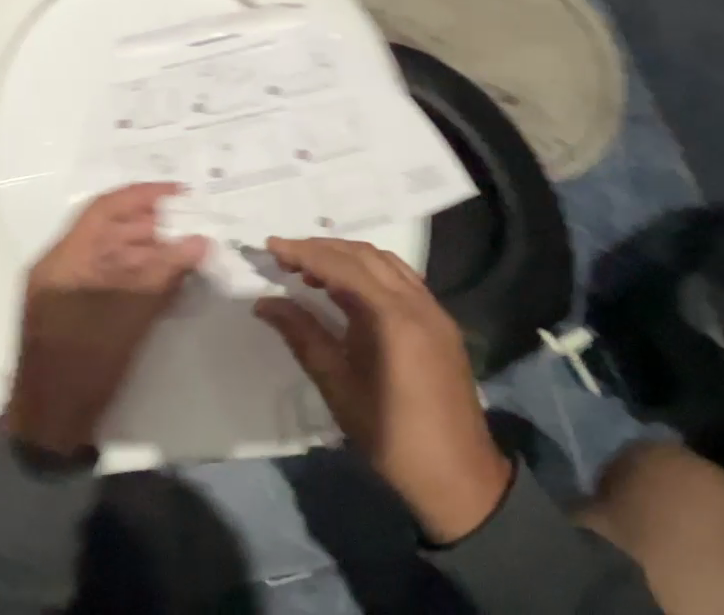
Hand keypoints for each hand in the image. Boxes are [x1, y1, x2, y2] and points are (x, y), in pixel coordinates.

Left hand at [0, 183, 207, 455]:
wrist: (50, 425)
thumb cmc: (83, 365)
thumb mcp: (128, 316)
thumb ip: (163, 274)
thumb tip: (200, 241)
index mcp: (63, 260)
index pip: (104, 210)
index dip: (142, 196)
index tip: (181, 193)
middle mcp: (62, 267)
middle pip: (109, 232)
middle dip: (153, 226)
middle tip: (194, 225)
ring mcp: (68, 291)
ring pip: (113, 258)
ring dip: (150, 252)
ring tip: (190, 253)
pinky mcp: (79, 314)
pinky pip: (111, 282)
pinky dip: (140, 277)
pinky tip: (171, 281)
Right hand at [254, 237, 513, 543]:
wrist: (457, 475)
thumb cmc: (390, 435)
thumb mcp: (338, 385)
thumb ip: (302, 335)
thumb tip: (265, 303)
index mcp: (392, 317)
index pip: (341, 266)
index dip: (303, 252)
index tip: (270, 247)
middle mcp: (417, 302)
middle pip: (365, 256)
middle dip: (322, 249)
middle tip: (284, 257)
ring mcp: (435, 310)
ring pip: (386, 263)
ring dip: (347, 257)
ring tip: (311, 270)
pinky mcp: (441, 323)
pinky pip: (402, 279)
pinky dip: (371, 272)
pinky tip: (349, 289)